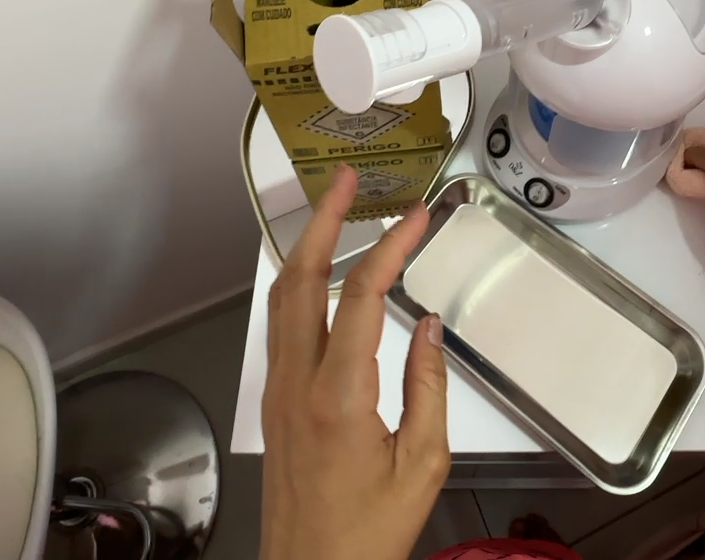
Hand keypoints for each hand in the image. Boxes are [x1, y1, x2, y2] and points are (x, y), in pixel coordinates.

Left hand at [259, 165, 449, 559]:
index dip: (391, 247)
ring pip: (283, 295)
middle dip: (322, 219)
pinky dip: (300, 278)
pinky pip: (282, 320)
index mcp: (338, 395)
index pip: (364, 296)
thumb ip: (428, 387)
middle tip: (345, 179)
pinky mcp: (273, 397)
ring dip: (306, 243)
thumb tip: (430, 325)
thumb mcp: (421, 466)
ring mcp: (277, 386)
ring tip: (332, 207)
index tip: (417, 215)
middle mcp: (297, 379)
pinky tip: (320, 268)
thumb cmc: (368, 532)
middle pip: (301, 278)